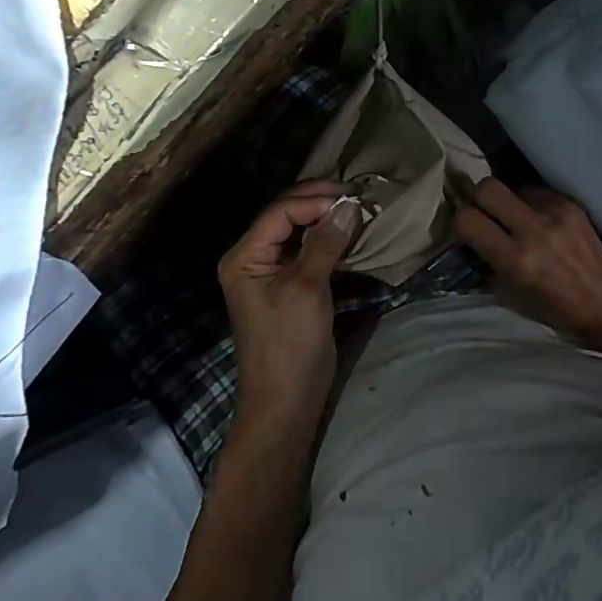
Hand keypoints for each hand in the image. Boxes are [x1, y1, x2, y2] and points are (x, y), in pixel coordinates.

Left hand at [218, 181, 361, 427]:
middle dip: (320, 204)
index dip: (314, 201)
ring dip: (326, 220)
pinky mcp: (287, 287)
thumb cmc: (290, 346)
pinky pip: (305, 252)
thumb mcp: (307, 289)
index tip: (352, 198)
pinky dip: (327, 241)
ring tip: (357, 210)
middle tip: (357, 196)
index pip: (279, 212)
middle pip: (285, 217)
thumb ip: (325, 243)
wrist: (285, 404)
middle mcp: (251, 258)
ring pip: (297, 233)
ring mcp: (268, 273)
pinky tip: (349, 235)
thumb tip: (349, 205)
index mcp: (244, 256)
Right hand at [456, 178, 601, 354]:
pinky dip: (530, 203)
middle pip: (488, 187)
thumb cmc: (553, 307)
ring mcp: (555, 213)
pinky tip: (538, 220)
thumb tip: (469, 235)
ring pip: (512, 185)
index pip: (468, 219)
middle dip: (479, 198)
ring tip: (514, 218)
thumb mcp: (509, 292)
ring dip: (507, 200)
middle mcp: (534, 231)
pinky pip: (536, 191)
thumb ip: (486, 259)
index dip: (461, 221)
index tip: (467, 229)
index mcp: (516, 259)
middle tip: (483, 212)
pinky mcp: (570, 204)